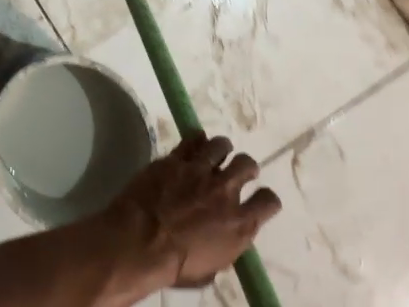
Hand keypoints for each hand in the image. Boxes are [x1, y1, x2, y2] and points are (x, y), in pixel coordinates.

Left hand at [107, 132, 281, 287]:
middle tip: (239, 170)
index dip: (267, 199)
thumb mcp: (211, 268)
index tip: (260, 199)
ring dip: (222, 148)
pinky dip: (196, 140)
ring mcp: (199, 171)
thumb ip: (224, 247)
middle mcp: (224, 192)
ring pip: (220, 145)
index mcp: (240, 224)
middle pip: (247, 165)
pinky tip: (194, 143)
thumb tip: (221, 239)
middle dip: (246, 166)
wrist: (140, 241)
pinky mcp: (174, 160)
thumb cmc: (175, 265)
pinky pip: (191, 140)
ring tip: (217, 152)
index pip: (269, 201)